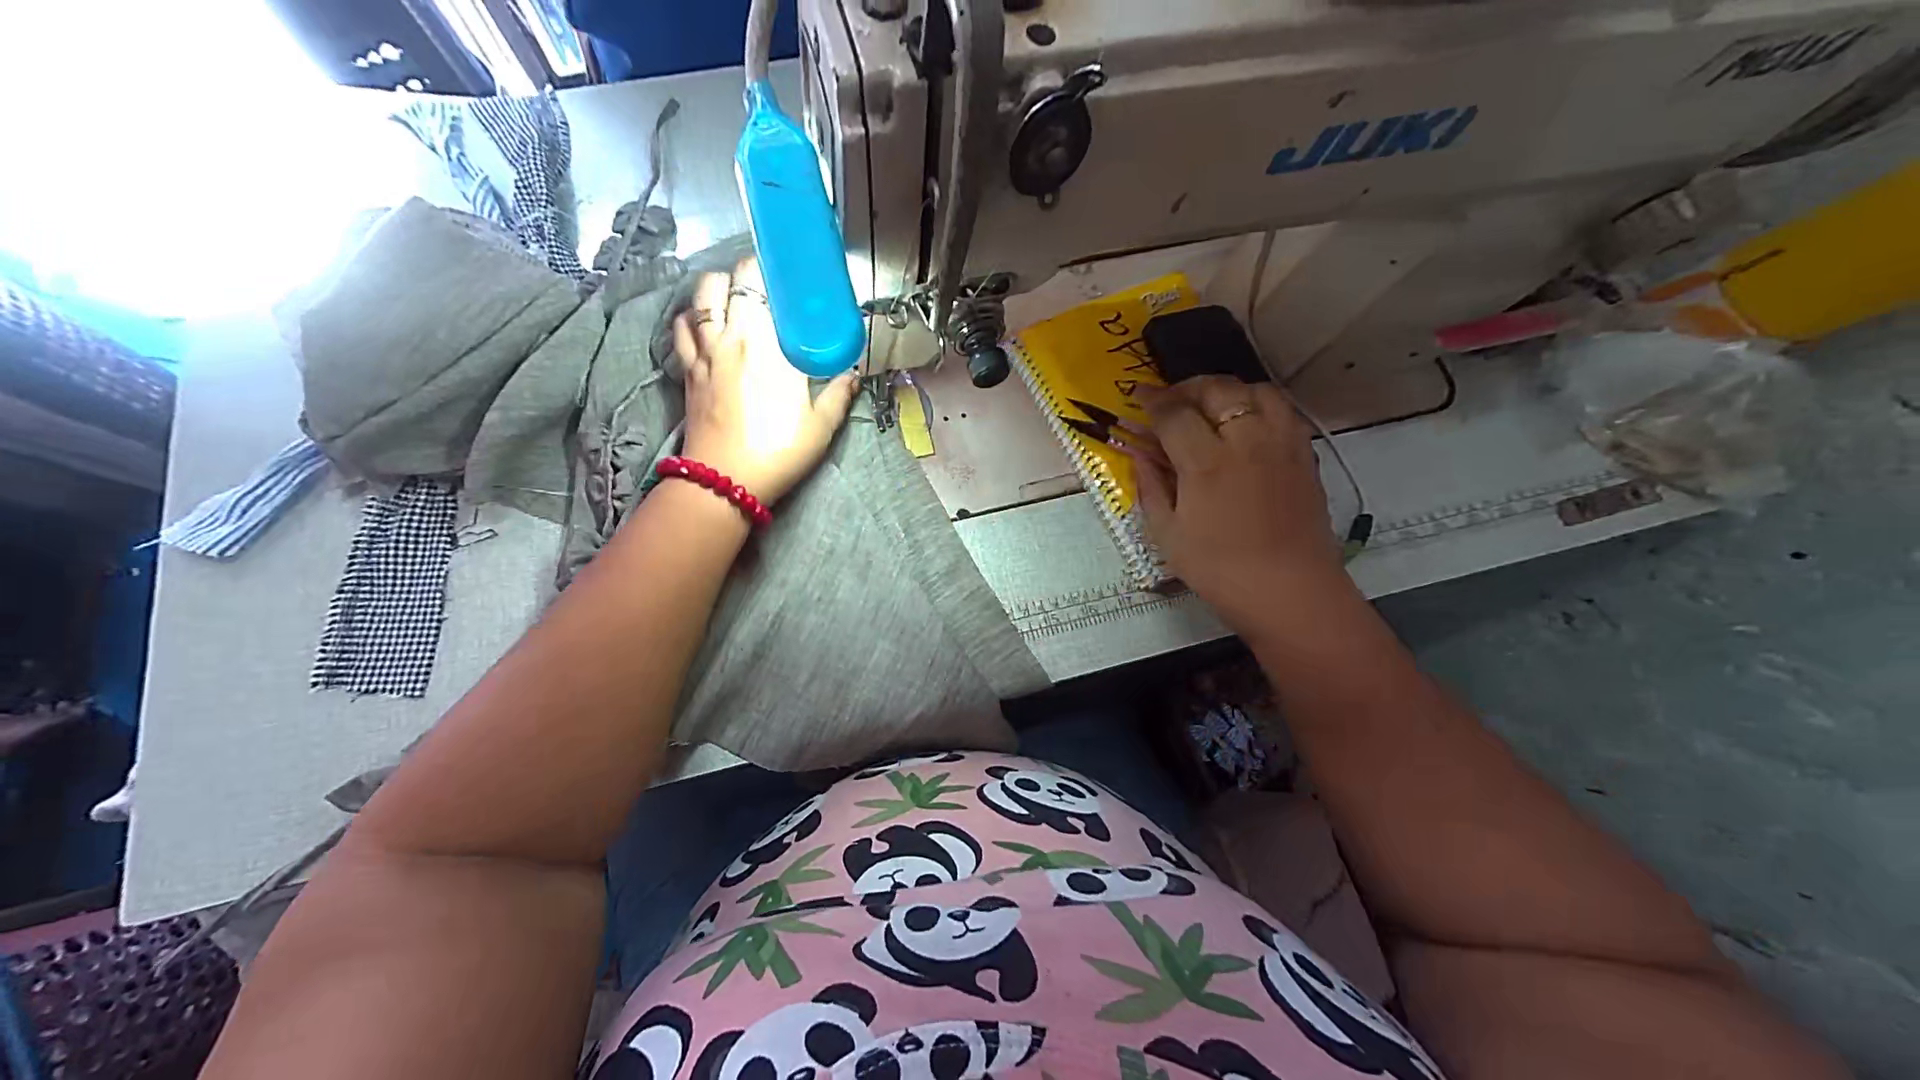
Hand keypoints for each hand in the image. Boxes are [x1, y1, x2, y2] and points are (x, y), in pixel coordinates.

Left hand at [673, 258, 859, 503]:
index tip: (783, 272)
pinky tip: (703, 324)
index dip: (767, 270)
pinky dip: (690, 318)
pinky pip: (681, 330)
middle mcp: (729, 340)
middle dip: (741, 275)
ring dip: (712, 290)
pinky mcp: (688, 373)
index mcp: (765, 346)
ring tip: (731, 296)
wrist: (724, 481)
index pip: (756, 286)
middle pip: (722, 283)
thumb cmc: (777, 452)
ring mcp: (703, 355)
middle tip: (761, 285)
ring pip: (697, 301)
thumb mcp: (821, 427)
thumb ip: (839, 394)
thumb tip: (852, 374)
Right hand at [1129, 376, 1350, 632]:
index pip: (1174, 413)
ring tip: (1212, 407)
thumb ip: (1150, 488)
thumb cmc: (1219, 570)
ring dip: (1228, 391)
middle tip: (1171, 400)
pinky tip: (1246, 426)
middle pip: (1217, 390)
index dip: (1152, 400)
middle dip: (1188, 388)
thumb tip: (1139, 455)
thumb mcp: (1168, 535)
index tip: (1138, 396)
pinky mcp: (1304, 456)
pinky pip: (1283, 412)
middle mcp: (1246, 440)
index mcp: (1206, 462)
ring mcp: (1281, 444)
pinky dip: (1259, 406)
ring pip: (1257, 391)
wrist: (1289, 592)